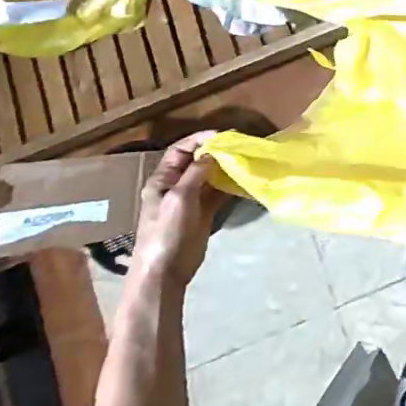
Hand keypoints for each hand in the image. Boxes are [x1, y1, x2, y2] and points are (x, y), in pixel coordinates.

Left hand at [131, 130, 228, 289]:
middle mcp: (176, 186)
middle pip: (195, 162)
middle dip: (214, 152)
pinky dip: (228, 186)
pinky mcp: (203, 214)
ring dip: (223, 168)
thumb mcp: (179, 197)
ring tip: (243, 159)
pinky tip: (241, 180)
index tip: (221, 135)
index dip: (197, 139)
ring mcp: (190, 200)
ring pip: (208, 177)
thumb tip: (211, 154)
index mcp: (162, 179)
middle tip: (237, 145)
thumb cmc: (166, 230)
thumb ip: (195, 173)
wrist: (165, 270)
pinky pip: (217, 195)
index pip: (179, 150)